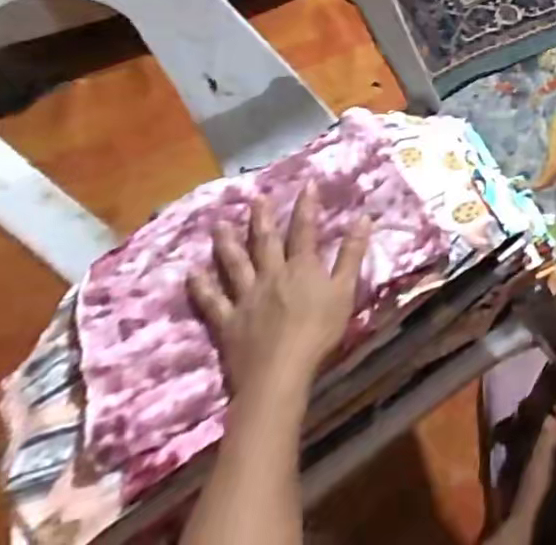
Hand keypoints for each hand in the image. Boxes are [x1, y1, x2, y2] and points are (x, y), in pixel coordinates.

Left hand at [188, 190, 369, 394]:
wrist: (281, 371)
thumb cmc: (319, 332)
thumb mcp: (344, 292)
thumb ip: (351, 255)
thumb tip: (363, 219)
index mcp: (300, 267)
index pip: (304, 230)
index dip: (306, 206)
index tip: (307, 183)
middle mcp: (271, 274)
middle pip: (266, 241)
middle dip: (262, 217)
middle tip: (256, 197)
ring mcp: (246, 296)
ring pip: (234, 263)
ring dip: (227, 242)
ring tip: (219, 223)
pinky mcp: (227, 320)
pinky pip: (211, 300)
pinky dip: (201, 286)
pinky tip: (191, 273)